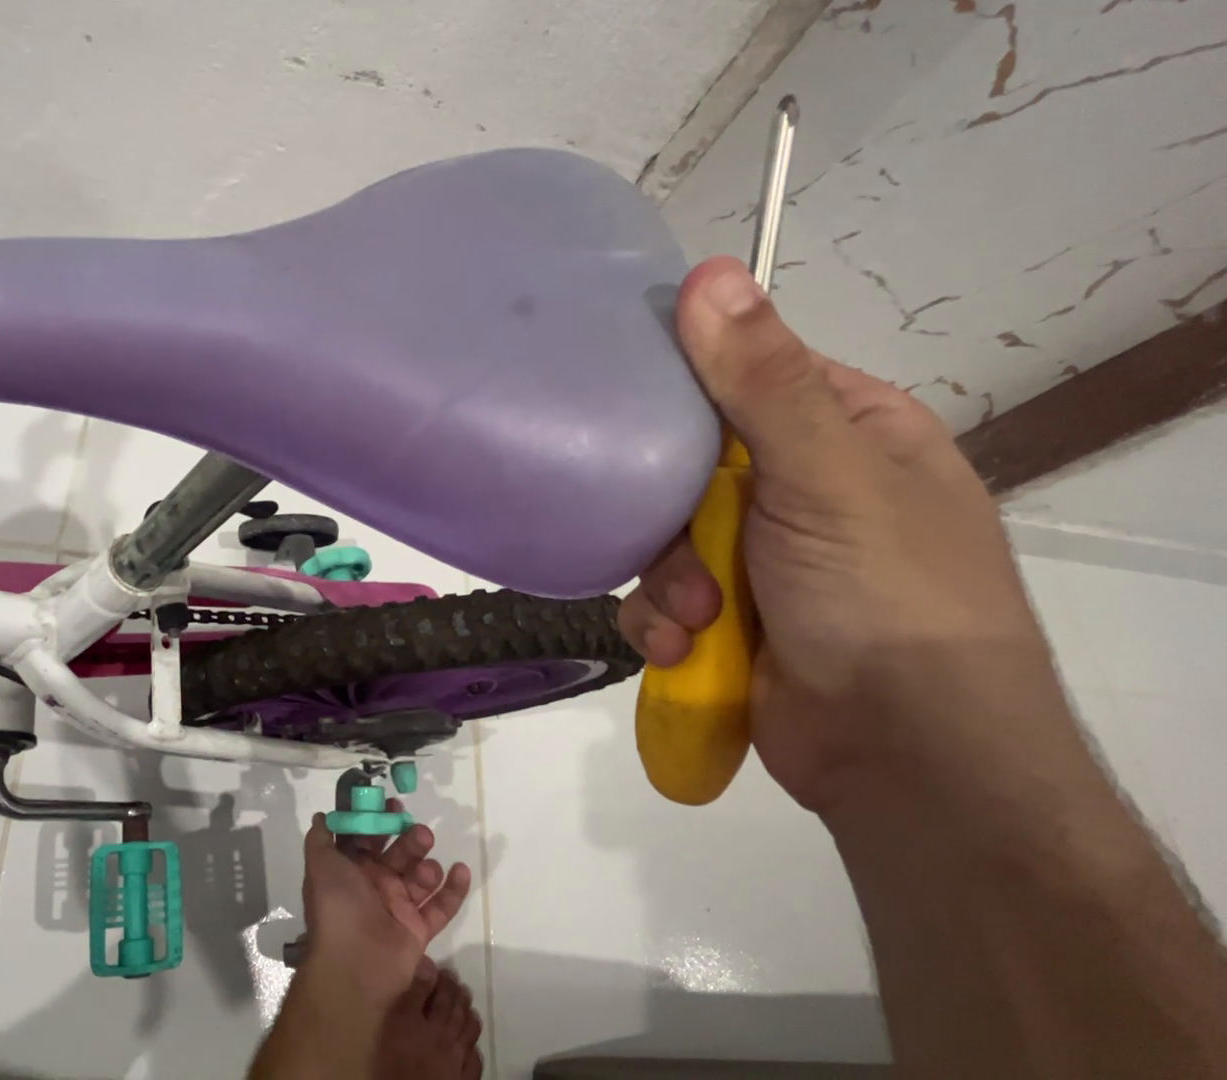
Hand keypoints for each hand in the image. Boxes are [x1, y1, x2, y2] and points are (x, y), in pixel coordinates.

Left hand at [301, 802, 471, 1001]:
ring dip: (428, 865)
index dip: (380, 819)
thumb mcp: (320, 865)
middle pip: (398, 854)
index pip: (368, 838)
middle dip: (410, 840)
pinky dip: (454, 889)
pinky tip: (461, 870)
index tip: (393, 803)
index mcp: (351, 870)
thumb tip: (322, 816)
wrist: (354, 963)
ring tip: (427, 868)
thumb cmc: (336, 906)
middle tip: (421, 833)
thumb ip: (321, 838)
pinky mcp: (419, 929)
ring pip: (420, 876)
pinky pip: (441, 906)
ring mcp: (398, 907)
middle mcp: (375, 886)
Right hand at [618, 256, 1069, 815]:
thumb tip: (708, 272)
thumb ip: (762, 381)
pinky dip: (662, 626)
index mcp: (848, 432)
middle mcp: (802, 489)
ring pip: (664, 539)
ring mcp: (761, 560)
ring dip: (666, 583)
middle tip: (677, 543)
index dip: (687, 382)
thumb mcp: (828, 476)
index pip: (747, 374)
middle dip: (672, 515)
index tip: (623, 392)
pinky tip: (678, 649)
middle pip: (688, 463)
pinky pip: (661, 601)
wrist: (902, 757)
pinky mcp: (726, 621)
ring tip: (692, 619)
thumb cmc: (884, 597)